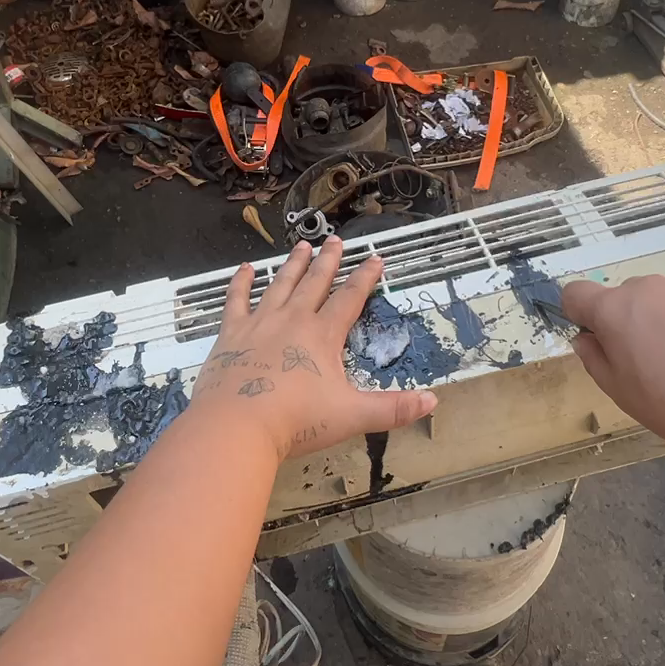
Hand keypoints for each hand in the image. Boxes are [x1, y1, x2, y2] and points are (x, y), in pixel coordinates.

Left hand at [188, 237, 437, 459]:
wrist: (239, 425)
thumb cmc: (297, 421)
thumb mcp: (352, 416)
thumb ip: (393, 409)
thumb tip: (432, 400)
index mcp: (323, 335)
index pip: (350, 298)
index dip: (365, 277)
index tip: (376, 258)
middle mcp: (293, 319)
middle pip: (315, 282)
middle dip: (328, 260)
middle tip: (335, 240)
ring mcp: (260, 322)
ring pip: (280, 284)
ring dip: (293, 265)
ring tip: (302, 247)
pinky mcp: (232, 333)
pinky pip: (236, 300)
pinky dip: (240, 283)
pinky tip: (244, 270)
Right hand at [562, 275, 664, 453]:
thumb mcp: (622, 396)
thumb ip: (596, 360)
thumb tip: (590, 339)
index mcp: (616, 310)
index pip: (576, 293)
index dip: (580, 316)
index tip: (599, 342)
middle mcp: (651, 289)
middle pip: (626, 298)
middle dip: (631, 323)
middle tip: (654, 366)